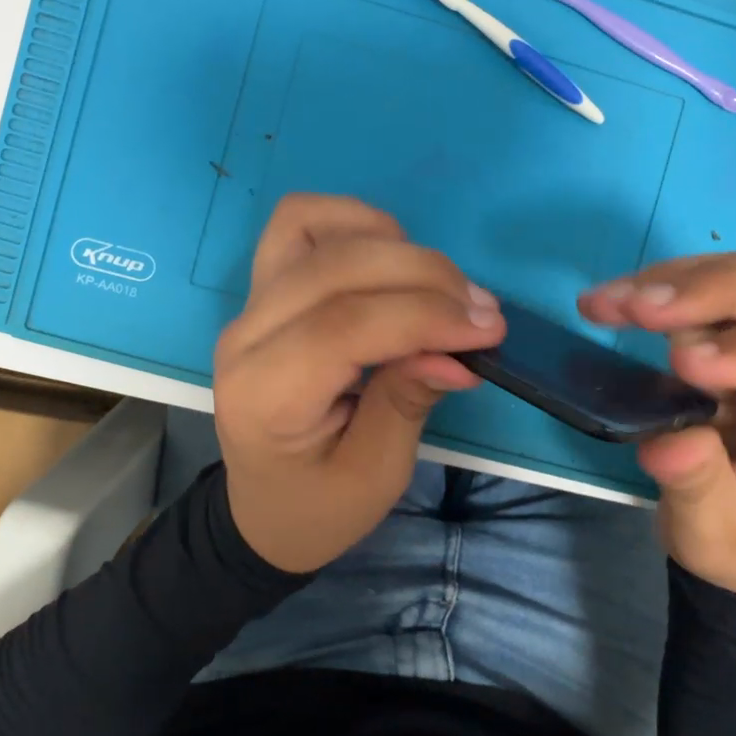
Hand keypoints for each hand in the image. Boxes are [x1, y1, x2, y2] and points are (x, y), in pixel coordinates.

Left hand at [214, 195, 504, 571]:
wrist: (265, 511)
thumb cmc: (321, 505)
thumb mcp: (376, 474)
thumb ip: (408, 401)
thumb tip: (457, 349)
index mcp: (267, 396)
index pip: (345, 325)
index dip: (425, 314)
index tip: (489, 327)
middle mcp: (245, 337)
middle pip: (335, 266)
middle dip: (424, 275)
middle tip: (482, 311)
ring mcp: (249, 306)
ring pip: (311, 227)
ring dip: (387, 242)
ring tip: (437, 287)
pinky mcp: (263, 290)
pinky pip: (300, 224)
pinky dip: (355, 224)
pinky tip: (394, 259)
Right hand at [579, 255, 735, 596]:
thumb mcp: (717, 541)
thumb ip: (700, 494)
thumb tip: (669, 442)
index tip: (683, 363)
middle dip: (727, 288)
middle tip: (646, 307)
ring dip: (689, 279)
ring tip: (619, 302)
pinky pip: (723, 286)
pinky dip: (670, 285)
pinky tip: (622, 300)